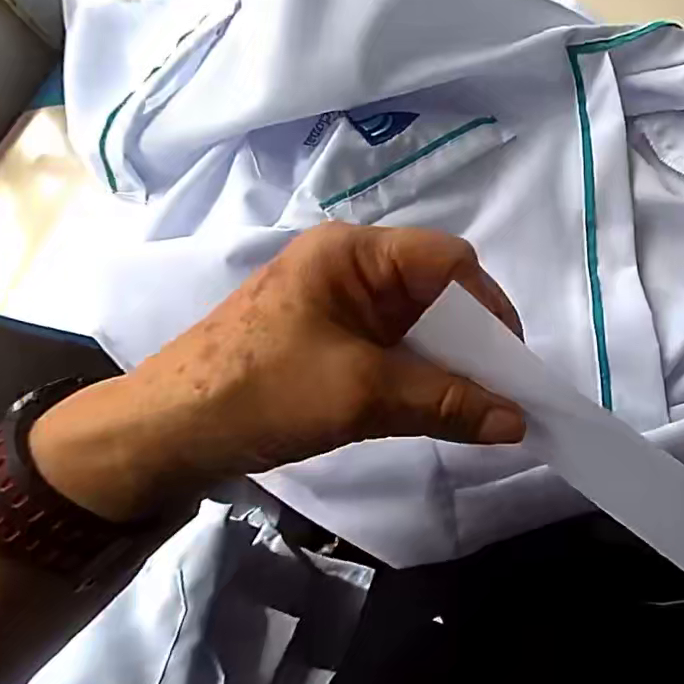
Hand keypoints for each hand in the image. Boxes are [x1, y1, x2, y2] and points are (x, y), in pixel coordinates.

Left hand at [27, 223, 526, 521]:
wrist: (167, 431)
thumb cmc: (261, 391)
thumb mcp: (360, 394)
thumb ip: (444, 403)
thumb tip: (516, 421)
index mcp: (350, 253)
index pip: (446, 262)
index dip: (488, 308)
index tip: (510, 367)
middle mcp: (342, 268)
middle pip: (430, 293)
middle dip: (468, 343)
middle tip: (496, 397)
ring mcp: (327, 306)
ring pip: (407, 327)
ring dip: (440, 366)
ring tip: (467, 410)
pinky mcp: (316, 341)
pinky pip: (381, 350)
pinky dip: (409, 377)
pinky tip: (423, 409)